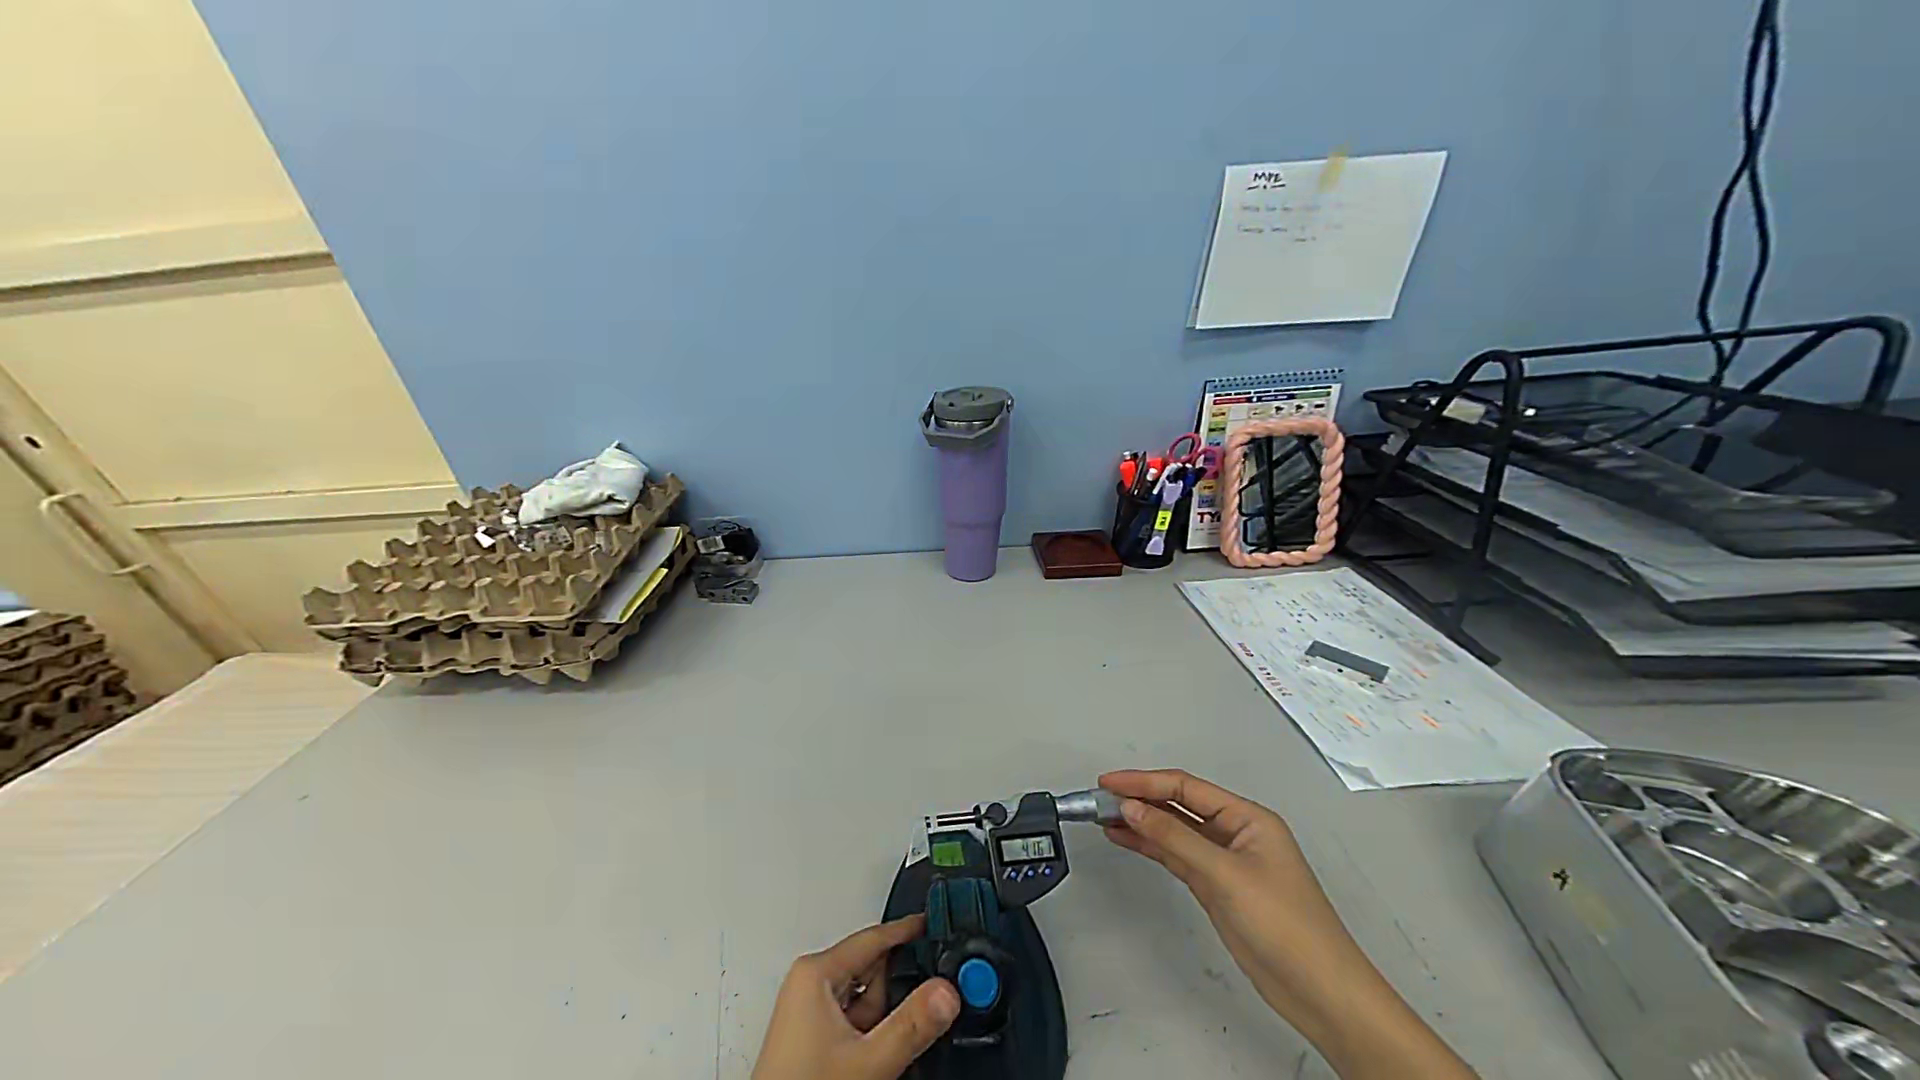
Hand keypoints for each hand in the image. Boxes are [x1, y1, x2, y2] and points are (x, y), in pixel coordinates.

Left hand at [751, 915, 959, 1079]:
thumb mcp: (868, 1062)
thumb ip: (912, 1024)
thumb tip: (944, 993)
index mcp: (816, 973)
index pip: (874, 937)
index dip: (908, 931)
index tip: (934, 924)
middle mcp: (810, 984)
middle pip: (872, 968)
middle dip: (894, 996)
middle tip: (905, 1024)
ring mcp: (809, 1010)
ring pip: (865, 998)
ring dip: (881, 1021)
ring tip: (876, 1056)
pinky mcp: (812, 1034)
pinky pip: (853, 1020)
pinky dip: (868, 1035)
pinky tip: (869, 1062)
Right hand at [1100, 769, 1475, 1079]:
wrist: (1319, 991)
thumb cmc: (1291, 929)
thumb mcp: (1225, 875)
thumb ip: (1176, 839)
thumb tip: (1134, 809)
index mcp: (1248, 817)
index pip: (1186, 787)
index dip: (1144, 781)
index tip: (1111, 783)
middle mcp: (1236, 833)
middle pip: (1178, 805)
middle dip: (1139, 798)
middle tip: (1101, 797)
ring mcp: (1224, 860)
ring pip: (1173, 829)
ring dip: (1140, 821)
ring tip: (1104, 815)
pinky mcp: (1216, 886)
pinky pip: (1175, 855)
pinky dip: (1150, 846)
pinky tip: (1126, 839)